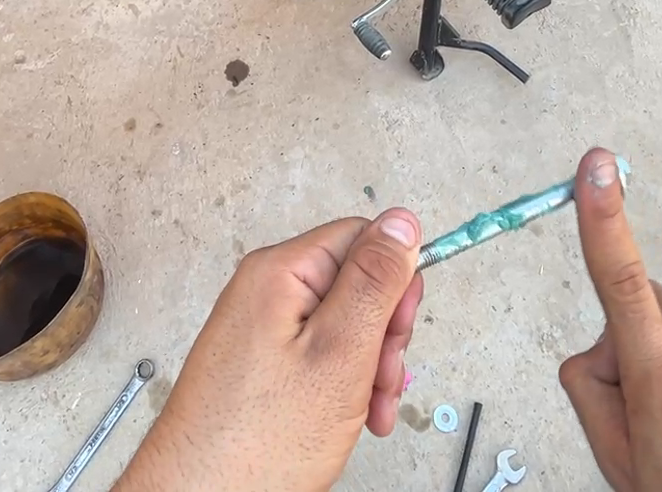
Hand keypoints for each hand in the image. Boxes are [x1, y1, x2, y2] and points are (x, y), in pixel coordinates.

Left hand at [115, 209, 425, 491]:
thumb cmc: (260, 441)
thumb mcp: (339, 352)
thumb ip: (374, 282)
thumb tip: (402, 221)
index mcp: (281, 269)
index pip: (362, 237)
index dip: (393, 282)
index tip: (399, 332)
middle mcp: (266, 286)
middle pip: (353, 280)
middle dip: (382, 331)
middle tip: (380, 381)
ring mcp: (260, 322)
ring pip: (342, 319)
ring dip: (367, 363)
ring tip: (366, 411)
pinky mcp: (260, 355)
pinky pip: (318, 347)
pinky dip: (343, 378)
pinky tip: (350, 414)